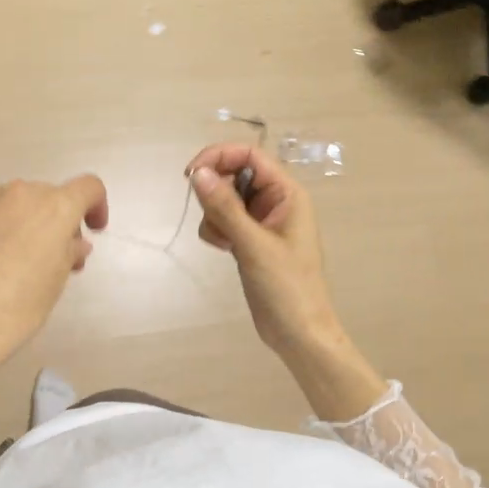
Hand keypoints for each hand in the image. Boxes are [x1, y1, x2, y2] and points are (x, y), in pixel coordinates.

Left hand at [0, 176, 108, 453]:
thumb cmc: (18, 308)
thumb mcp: (55, 284)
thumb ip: (68, 253)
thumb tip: (72, 243)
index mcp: (54, 207)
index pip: (88, 187)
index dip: (97, 206)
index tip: (92, 232)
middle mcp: (19, 194)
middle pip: (49, 195)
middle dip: (58, 220)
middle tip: (56, 257)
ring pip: (16, 203)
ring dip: (26, 223)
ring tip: (19, 262)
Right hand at [187, 144, 384, 420]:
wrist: (298, 332)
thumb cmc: (286, 287)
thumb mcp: (254, 245)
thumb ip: (225, 207)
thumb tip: (197, 173)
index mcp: (287, 194)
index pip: (249, 155)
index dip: (218, 157)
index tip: (190, 175)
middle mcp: (276, 202)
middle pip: (234, 175)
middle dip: (215, 193)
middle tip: (212, 220)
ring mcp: (262, 223)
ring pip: (225, 200)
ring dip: (214, 216)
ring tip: (225, 242)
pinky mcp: (251, 242)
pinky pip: (225, 222)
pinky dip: (217, 231)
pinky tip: (224, 250)